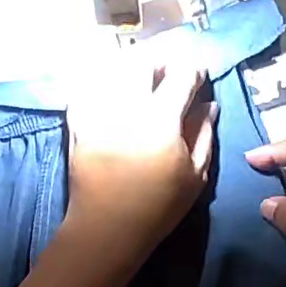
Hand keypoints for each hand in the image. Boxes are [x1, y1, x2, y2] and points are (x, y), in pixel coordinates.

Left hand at [65, 63, 217, 256]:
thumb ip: (203, 134)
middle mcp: (127, 107)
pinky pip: (85, 88)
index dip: (194, 71)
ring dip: (129, 65)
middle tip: (167, 72)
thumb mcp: (194, 175)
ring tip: (139, 76)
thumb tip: (208, 104)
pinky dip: (99, 81)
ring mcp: (98, 112)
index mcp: (161, 119)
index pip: (181, 75)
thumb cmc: (158, 206)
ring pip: (111, 68)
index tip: (198, 75)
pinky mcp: (77, 123)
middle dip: (158, 59)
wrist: (106, 228)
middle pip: (142, 61)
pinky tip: (109, 88)